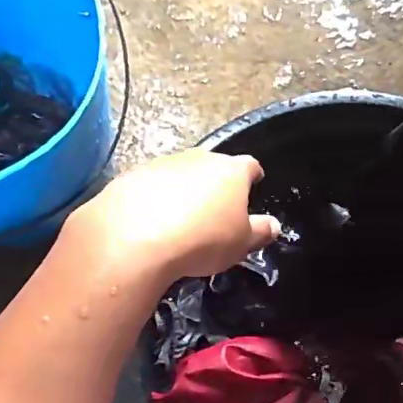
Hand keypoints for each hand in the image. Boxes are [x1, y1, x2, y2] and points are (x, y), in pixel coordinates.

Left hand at [66, 149, 280, 283]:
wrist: (132, 239)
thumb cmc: (202, 240)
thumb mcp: (240, 244)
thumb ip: (260, 232)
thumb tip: (273, 225)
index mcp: (231, 171)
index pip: (250, 166)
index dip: (252, 177)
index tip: (253, 186)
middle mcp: (198, 158)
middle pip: (212, 167)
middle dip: (214, 185)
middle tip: (214, 212)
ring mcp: (161, 164)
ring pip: (179, 175)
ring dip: (181, 191)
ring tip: (179, 222)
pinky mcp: (130, 176)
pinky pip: (149, 187)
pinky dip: (152, 200)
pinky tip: (149, 224)